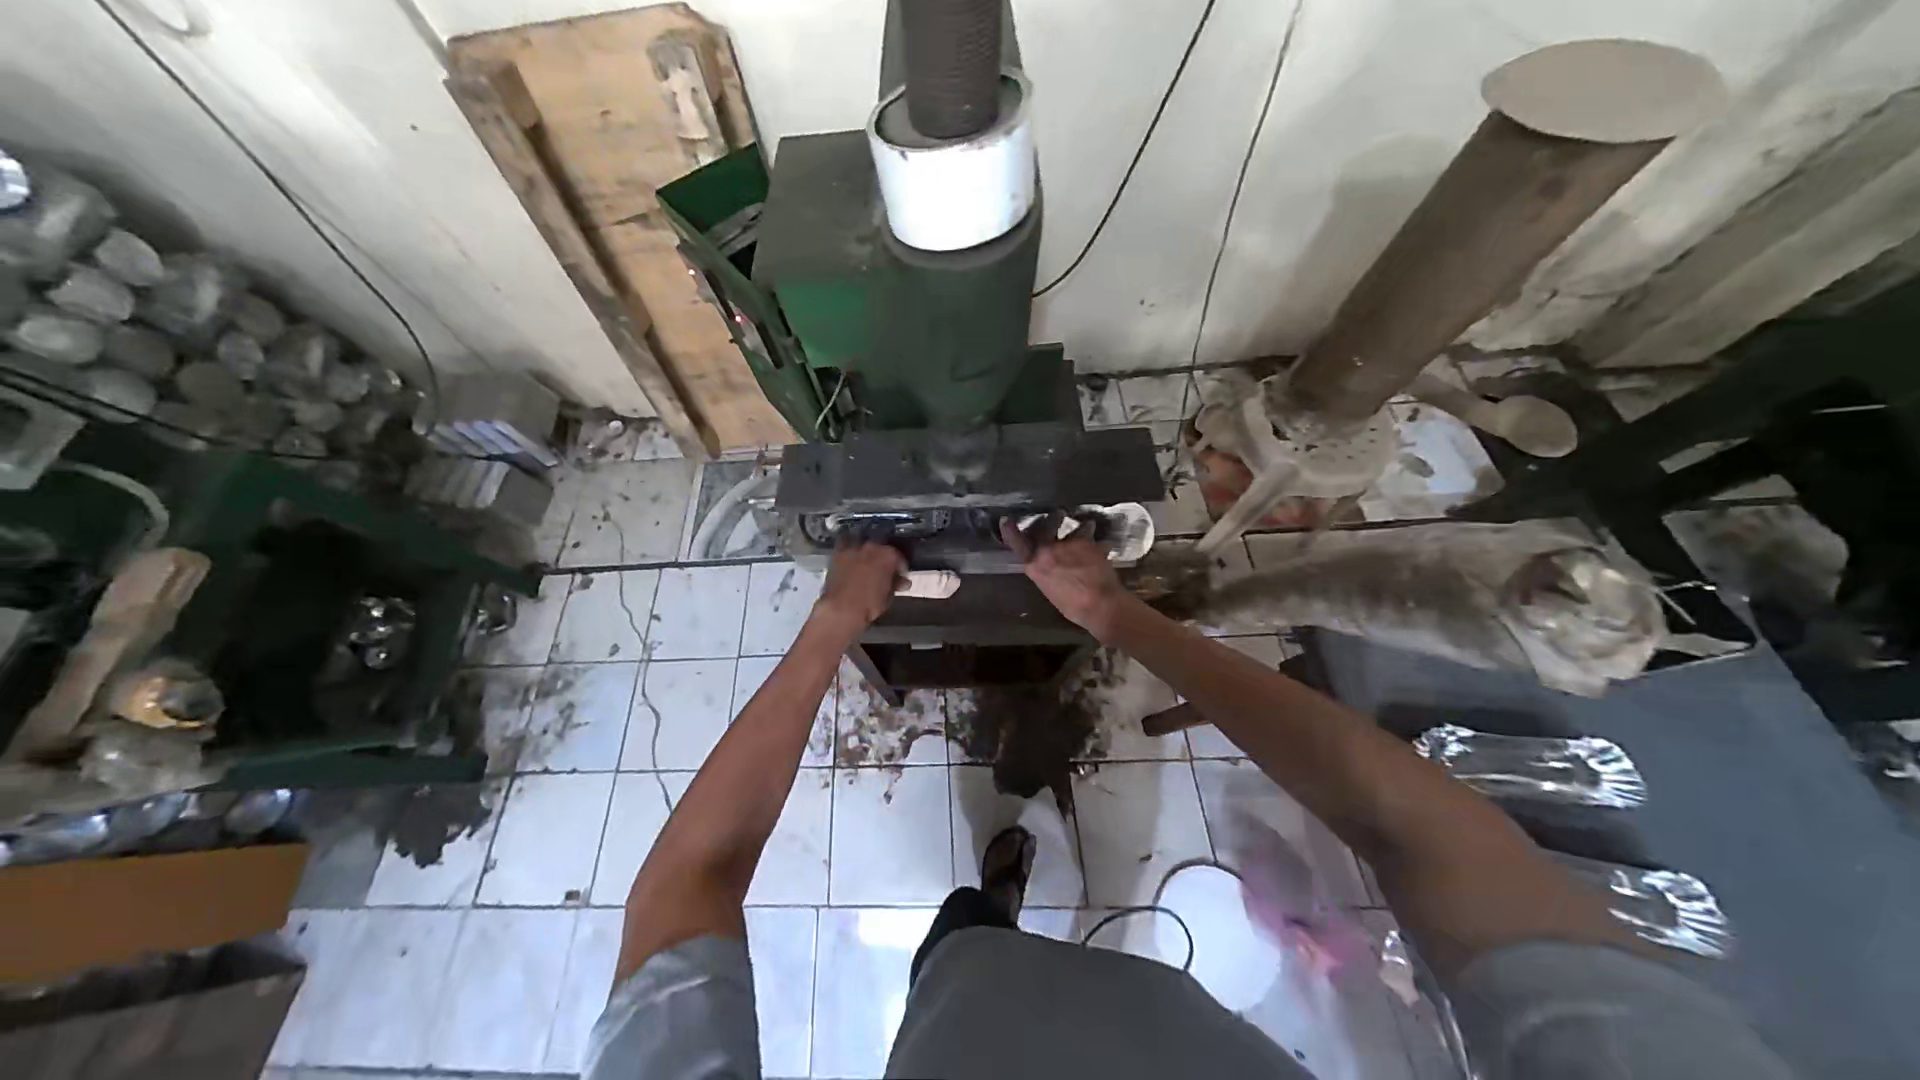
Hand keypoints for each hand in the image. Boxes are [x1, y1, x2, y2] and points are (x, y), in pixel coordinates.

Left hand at [812, 540, 904, 636]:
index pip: (899, 557)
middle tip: (882, 572)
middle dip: (883, 560)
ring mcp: (854, 548)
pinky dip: (850, 553)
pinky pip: (846, 547)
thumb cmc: (869, 604)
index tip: (899, 576)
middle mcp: (872, 547)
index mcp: (888, 555)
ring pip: (864, 546)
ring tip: (866, 567)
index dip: (900, 568)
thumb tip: (903, 581)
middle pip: (881, 549)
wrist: (841, 608)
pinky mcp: (838, 553)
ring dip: (866, 554)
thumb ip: (896, 584)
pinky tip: (851, 563)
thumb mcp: (888, 596)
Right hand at [1000, 518, 1128, 635]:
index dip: (1010, 531)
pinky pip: (1095, 540)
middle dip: (1054, 518)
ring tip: (1089, 525)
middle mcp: (1048, 550)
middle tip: (1059, 513)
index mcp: (1034, 565)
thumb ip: (1048, 574)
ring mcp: (1069, 544)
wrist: (1099, 604)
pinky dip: (1100, 544)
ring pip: (1077, 529)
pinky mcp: (1089, 543)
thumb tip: (1054, 569)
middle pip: (1046, 527)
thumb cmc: (1074, 607)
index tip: (1006, 520)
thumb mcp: (1051, 592)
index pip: (1017, 543)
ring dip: (1083, 528)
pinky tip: (1105, 547)